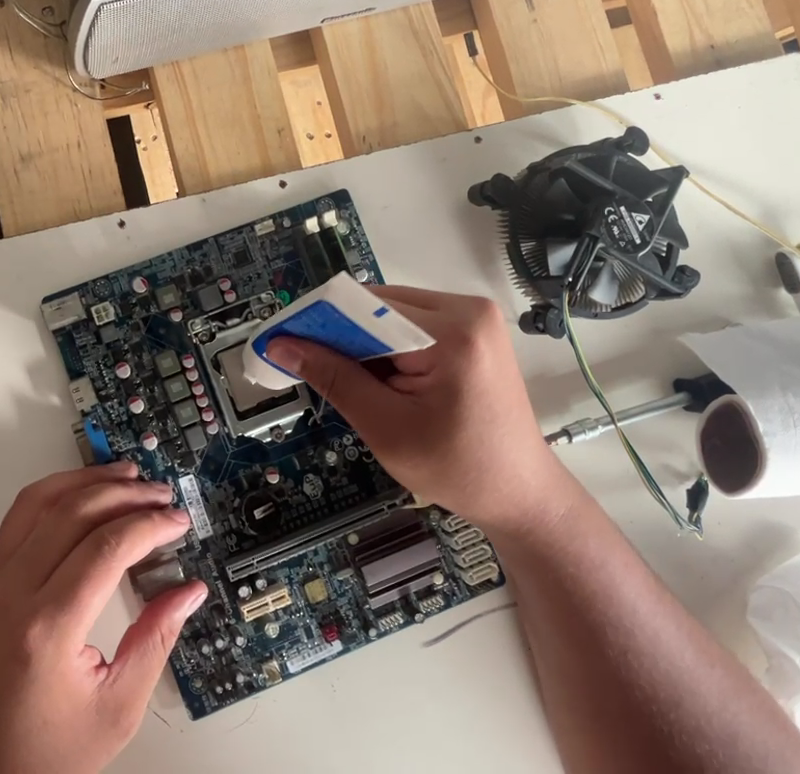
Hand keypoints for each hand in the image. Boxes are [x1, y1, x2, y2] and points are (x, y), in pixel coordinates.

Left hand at [0, 463, 206, 773]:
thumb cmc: (42, 757)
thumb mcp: (115, 710)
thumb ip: (155, 641)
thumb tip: (189, 591)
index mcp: (45, 629)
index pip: (104, 548)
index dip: (148, 525)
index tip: (178, 521)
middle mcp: (10, 594)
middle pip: (72, 514)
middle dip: (124, 495)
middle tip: (162, 495)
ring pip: (38, 504)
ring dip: (85, 481)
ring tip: (126, 475)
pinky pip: (17, 520)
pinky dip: (53, 495)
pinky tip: (81, 494)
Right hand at [264, 286, 573, 533]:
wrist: (519, 494)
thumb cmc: (457, 468)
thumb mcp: (384, 425)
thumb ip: (333, 377)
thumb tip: (280, 346)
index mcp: (454, 330)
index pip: (366, 306)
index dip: (317, 322)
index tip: (279, 342)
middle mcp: (468, 309)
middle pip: (378, 305)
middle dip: (339, 334)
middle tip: (306, 365)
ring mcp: (473, 318)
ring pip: (390, 314)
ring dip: (361, 342)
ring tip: (346, 380)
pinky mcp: (471, 332)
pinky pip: (410, 326)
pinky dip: (384, 348)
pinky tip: (376, 379)